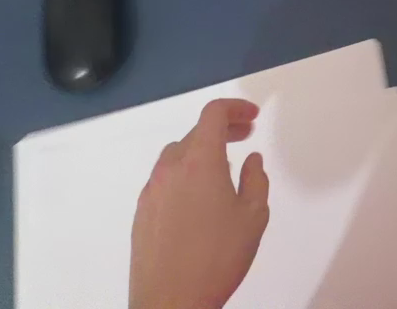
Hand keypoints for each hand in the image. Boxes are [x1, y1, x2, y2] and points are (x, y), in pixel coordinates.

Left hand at [129, 98, 270, 308]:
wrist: (169, 308)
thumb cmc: (217, 258)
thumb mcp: (253, 216)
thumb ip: (255, 179)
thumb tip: (250, 159)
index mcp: (199, 162)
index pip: (213, 114)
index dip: (236, 108)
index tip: (254, 117)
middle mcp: (170, 170)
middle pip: (195, 133)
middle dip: (223, 129)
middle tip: (247, 137)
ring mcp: (151, 193)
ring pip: (176, 155)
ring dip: (201, 151)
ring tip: (223, 169)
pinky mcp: (141, 216)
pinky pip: (165, 181)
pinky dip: (184, 175)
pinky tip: (198, 200)